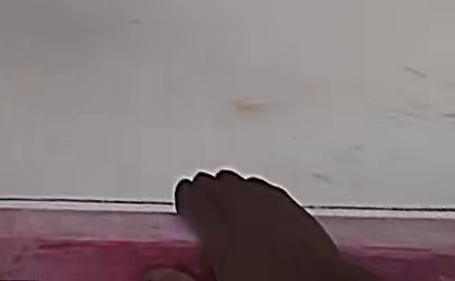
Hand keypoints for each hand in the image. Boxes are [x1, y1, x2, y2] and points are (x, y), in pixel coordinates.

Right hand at [172, 171, 370, 280]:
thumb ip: (184, 280)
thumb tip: (155, 272)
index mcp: (223, 230)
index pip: (192, 194)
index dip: (185, 203)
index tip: (182, 218)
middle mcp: (247, 207)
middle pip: (217, 183)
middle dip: (208, 197)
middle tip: (203, 224)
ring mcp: (275, 206)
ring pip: (244, 184)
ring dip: (234, 197)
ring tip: (232, 224)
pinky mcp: (299, 212)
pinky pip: (270, 194)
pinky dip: (261, 202)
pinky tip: (263, 224)